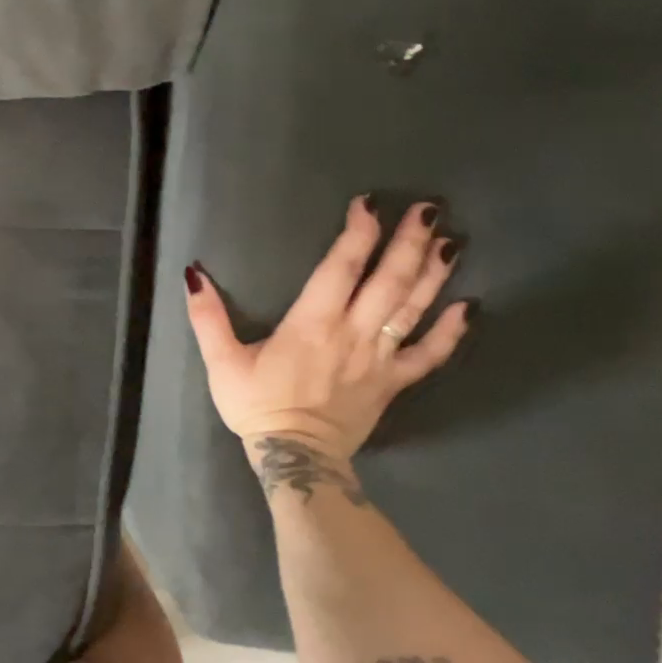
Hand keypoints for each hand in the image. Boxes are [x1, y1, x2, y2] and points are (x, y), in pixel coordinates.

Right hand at [184, 196, 471, 462]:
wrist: (296, 457)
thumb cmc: (255, 403)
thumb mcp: (220, 359)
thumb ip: (207, 315)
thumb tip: (194, 273)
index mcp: (312, 323)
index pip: (341, 268)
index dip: (357, 233)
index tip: (368, 204)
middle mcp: (354, 333)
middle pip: (388, 281)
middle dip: (409, 242)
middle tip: (428, 210)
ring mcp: (380, 359)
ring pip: (413, 309)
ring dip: (433, 273)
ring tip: (450, 241)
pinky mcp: (394, 382)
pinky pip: (431, 354)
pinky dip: (452, 329)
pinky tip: (467, 306)